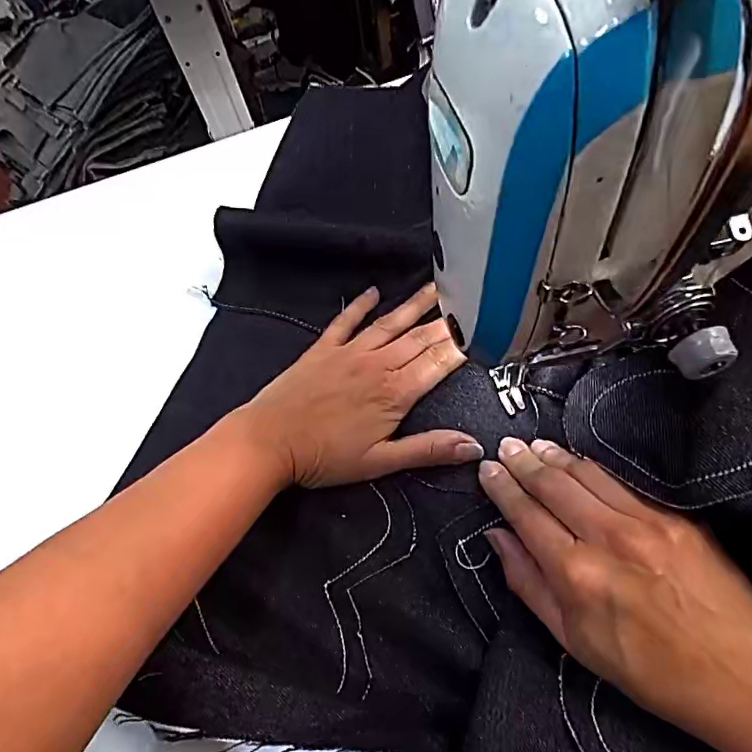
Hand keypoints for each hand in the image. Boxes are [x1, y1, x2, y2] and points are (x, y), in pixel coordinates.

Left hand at [231, 284, 481, 488]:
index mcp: (395, 393)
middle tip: (471, 305)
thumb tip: (471, 446)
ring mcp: (349, 353)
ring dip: (416, 305)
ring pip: (391, 323)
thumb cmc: (323, 457)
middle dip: (448, 323)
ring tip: (437, 288)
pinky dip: (361, 305)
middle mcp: (377, 365)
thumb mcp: (381, 462)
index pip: (439, 363)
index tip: (484, 333)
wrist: (267, 441)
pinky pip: (347, 321)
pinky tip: (373, 292)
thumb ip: (429, 450)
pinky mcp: (323, 350)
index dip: (463, 347)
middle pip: (421, 339)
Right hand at [478, 437, 751, 737]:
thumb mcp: (577, 643)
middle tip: (507, 448)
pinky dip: (597, 468)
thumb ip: (531, 586)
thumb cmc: (653, 672)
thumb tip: (500, 541)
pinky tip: (584, 462)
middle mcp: (610, 538)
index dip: (503, 489)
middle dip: (525, 463)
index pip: (528, 515)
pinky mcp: (678, 516)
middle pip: (555, 485)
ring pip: (590, 474)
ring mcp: (648, 522)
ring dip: (558, 456)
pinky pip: (627, 482)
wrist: (739, 671)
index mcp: (578, 574)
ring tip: (537, 446)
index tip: (488, 472)